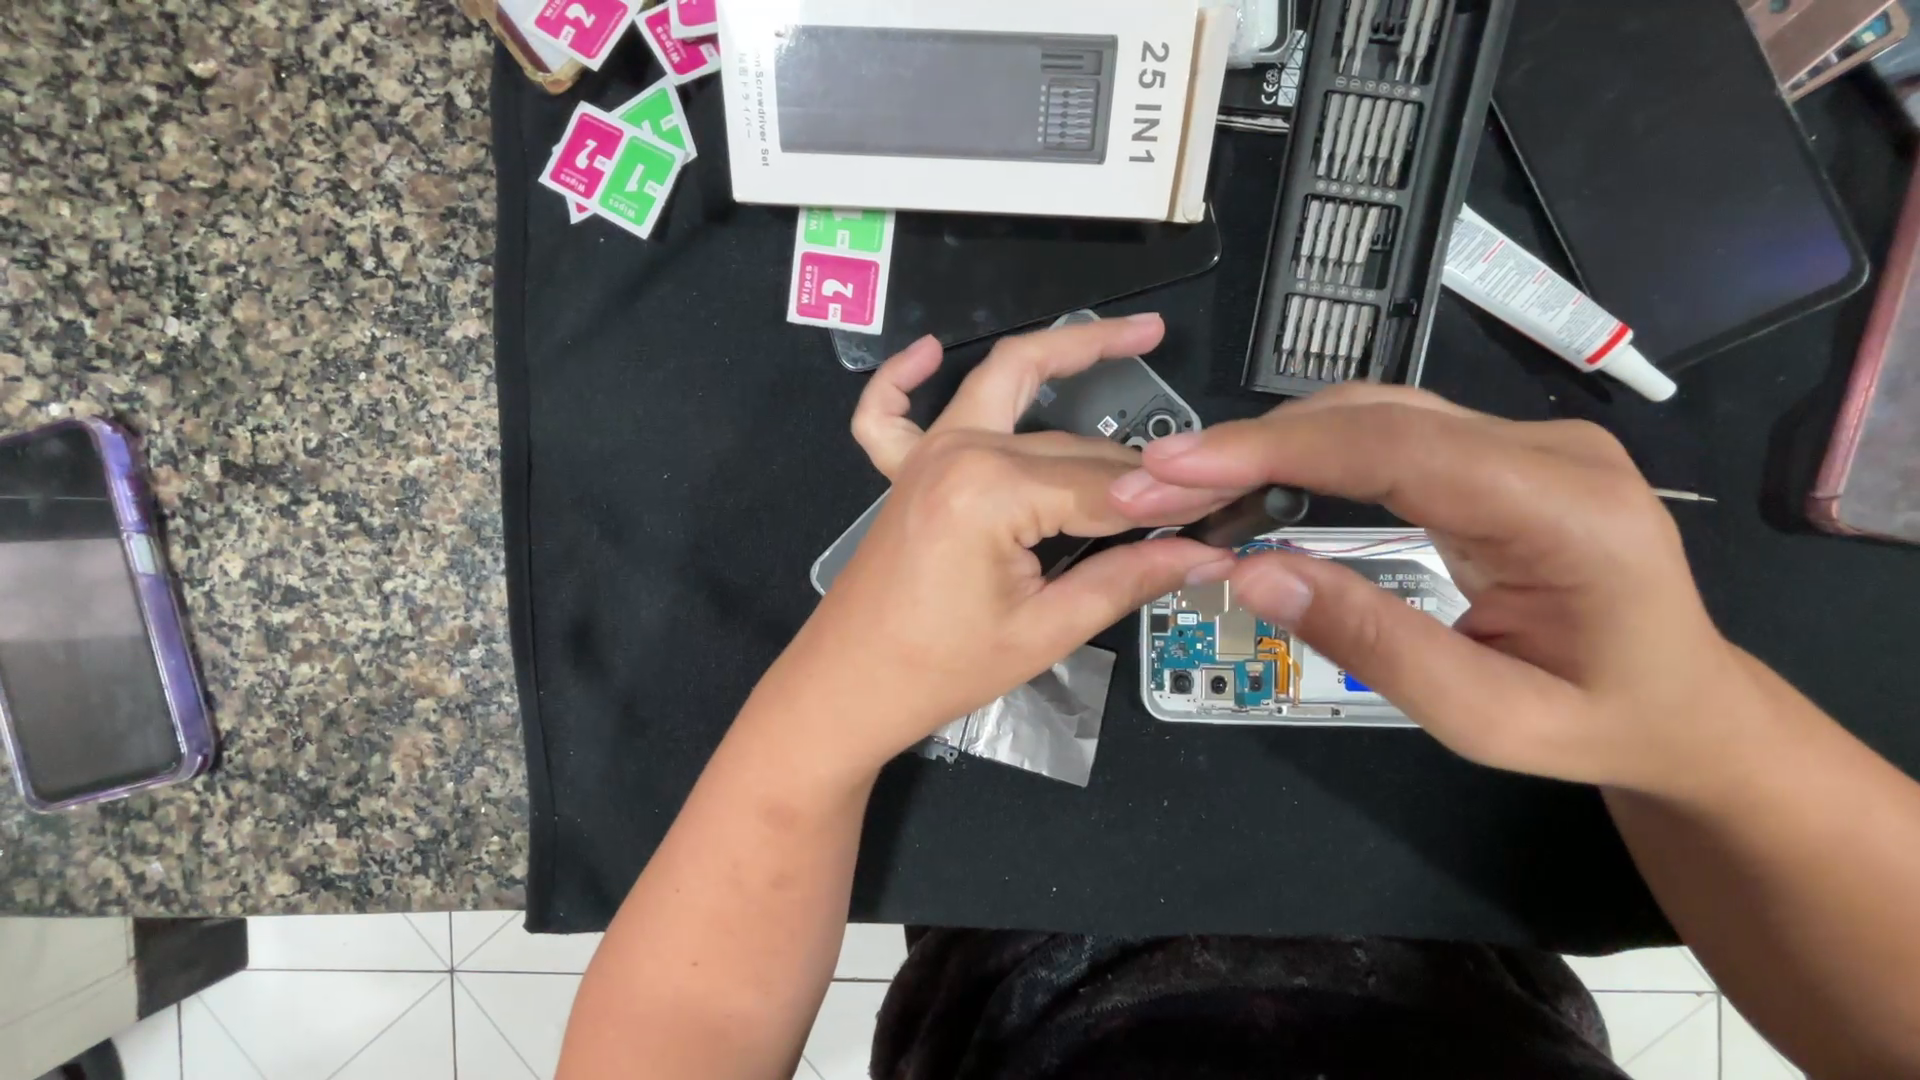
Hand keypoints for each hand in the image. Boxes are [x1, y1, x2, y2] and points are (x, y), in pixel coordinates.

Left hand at [765, 315, 1233, 772]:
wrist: (850, 687)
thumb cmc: (941, 669)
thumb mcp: (1045, 630)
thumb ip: (1128, 579)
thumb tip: (1206, 555)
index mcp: (992, 492)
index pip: (1106, 486)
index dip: (1168, 501)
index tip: (1220, 507)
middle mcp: (959, 450)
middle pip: (1071, 445)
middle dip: (1139, 465)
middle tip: (1200, 480)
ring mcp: (924, 453)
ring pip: (1006, 385)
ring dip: (1066, 354)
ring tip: (1139, 335)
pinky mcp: (902, 470)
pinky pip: (892, 411)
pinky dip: (906, 376)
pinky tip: (932, 351)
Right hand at [1109, 384, 1755, 794]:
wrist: (1685, 704)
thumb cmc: (1596, 721)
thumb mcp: (1484, 716)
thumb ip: (1373, 642)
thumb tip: (1247, 570)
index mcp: (1566, 508)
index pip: (1393, 449)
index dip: (1271, 451)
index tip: (1172, 468)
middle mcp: (1546, 449)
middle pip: (1370, 418)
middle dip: (1246, 447)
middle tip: (1150, 487)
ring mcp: (1521, 441)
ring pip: (1368, 415)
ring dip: (1265, 445)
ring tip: (1183, 484)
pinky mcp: (1493, 452)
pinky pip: (1381, 435)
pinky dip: (1301, 453)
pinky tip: (1249, 476)